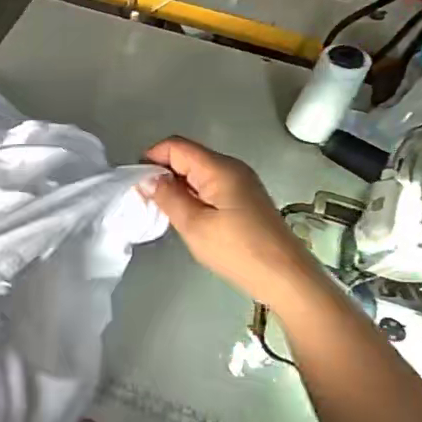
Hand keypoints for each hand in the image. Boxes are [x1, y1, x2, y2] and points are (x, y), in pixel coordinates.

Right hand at [142, 137, 329, 310]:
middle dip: (163, 172)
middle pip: (188, 156)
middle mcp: (231, 167)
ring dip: (178, 186)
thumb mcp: (195, 226)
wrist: (285, 275)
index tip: (135, 184)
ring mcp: (241, 182)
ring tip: (164, 212)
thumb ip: (169, 197)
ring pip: (198, 172)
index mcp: (219, 167)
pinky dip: (193, 195)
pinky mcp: (245, 199)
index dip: (151, 158)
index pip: (176, 146)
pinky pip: (211, 186)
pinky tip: (187, 217)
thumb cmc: (238, 250)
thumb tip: (148, 178)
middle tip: (146, 202)